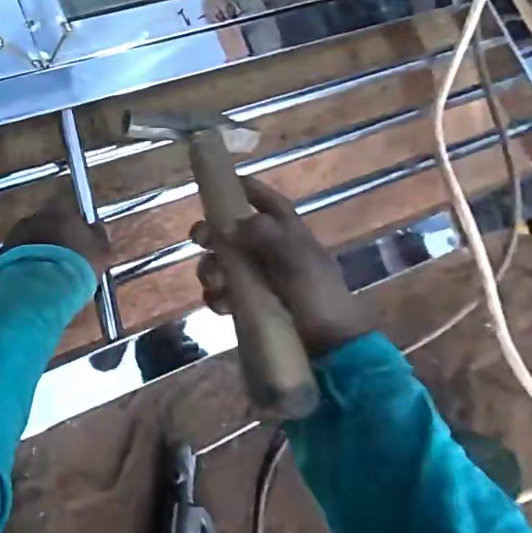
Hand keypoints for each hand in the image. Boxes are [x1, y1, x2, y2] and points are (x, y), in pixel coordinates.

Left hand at [2, 203, 110, 282]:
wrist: (42, 284)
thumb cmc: (78, 263)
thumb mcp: (101, 250)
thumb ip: (98, 234)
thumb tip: (95, 225)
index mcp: (60, 210)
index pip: (68, 213)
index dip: (74, 230)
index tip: (79, 246)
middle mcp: (35, 215)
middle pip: (47, 224)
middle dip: (54, 239)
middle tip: (64, 260)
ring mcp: (17, 231)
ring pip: (32, 238)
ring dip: (39, 250)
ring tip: (49, 272)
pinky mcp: (4, 249)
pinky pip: (19, 253)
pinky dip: (26, 260)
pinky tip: (34, 276)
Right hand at [192, 178, 376, 356]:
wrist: (332, 350)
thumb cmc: (320, 299)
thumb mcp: (300, 262)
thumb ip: (269, 236)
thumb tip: (232, 220)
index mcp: (290, 237)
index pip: (268, 204)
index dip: (248, 190)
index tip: (223, 182)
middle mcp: (271, 254)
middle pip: (231, 233)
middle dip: (211, 235)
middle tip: (199, 240)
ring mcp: (259, 280)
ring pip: (220, 264)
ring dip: (210, 270)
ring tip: (215, 285)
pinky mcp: (249, 305)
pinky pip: (221, 293)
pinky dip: (216, 297)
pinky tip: (221, 306)